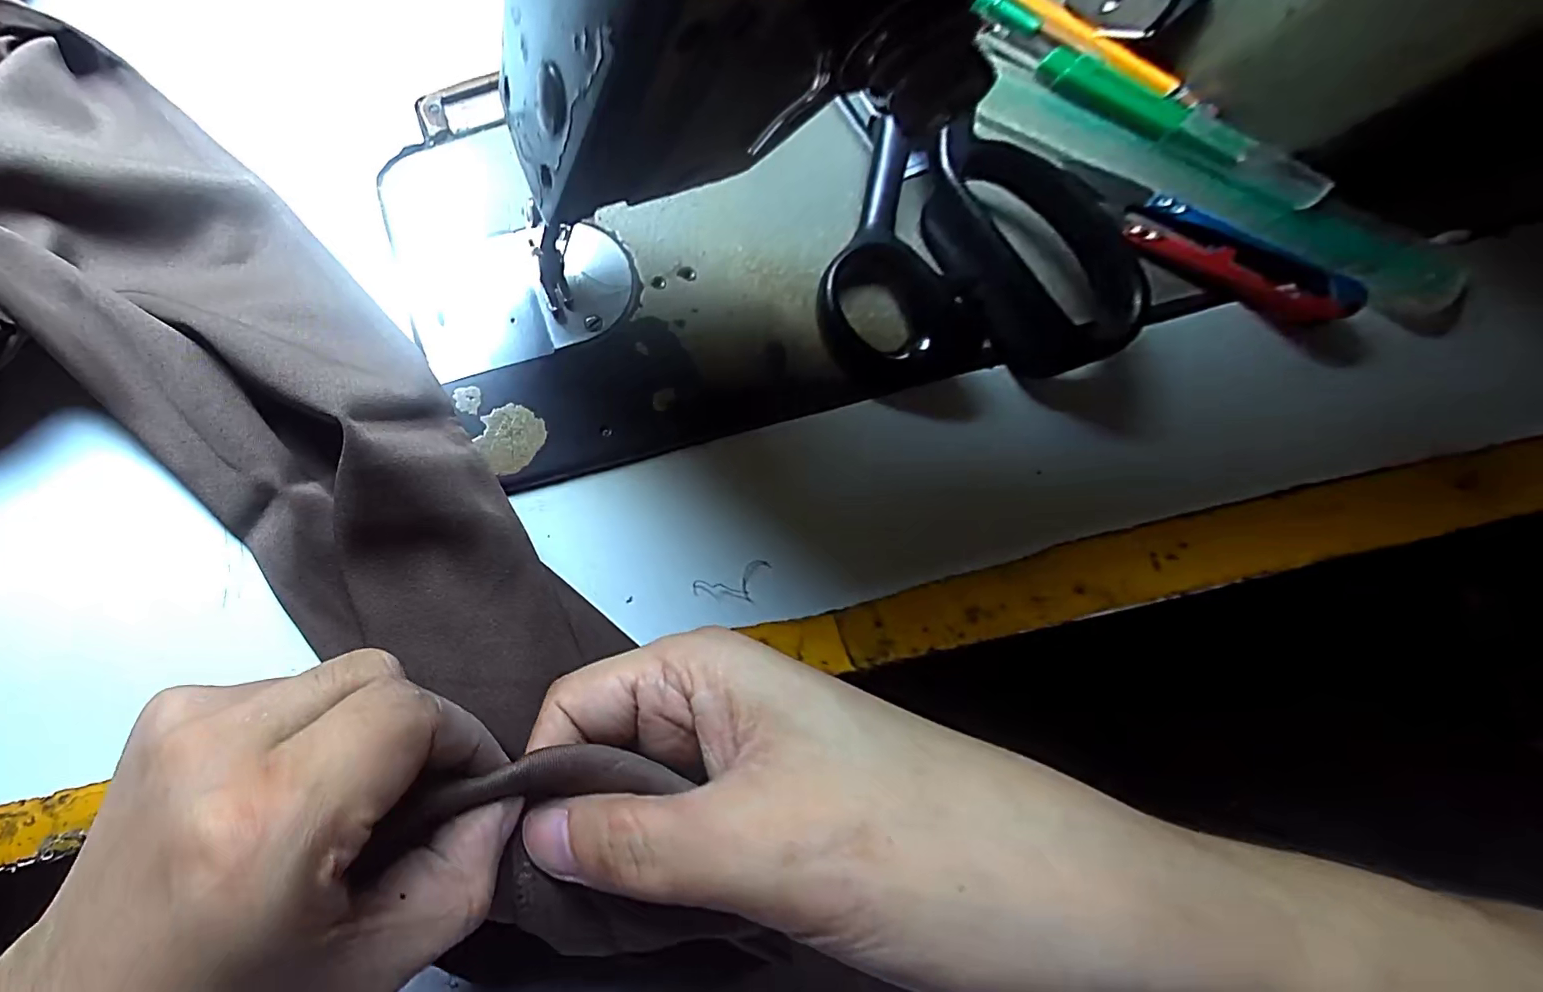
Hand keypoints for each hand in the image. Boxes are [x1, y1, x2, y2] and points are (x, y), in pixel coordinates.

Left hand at [0, 650, 521, 991]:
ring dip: (361, 722)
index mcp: (267, 816)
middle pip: (376, 672)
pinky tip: (284, 782)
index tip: (473, 780)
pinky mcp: (166, 705)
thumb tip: (500, 792)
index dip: (459, 737)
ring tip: (341, 792)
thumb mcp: (374, 964)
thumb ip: (465, 871)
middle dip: (414, 725)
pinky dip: (310, 723)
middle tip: (412, 791)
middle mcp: (216, 742)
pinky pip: (286, 684)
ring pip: (335, 673)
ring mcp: (183, 713)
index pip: (407, 711)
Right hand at [517, 628, 1542, 990]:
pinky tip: (648, 916)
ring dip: (615, 855)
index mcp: (699, 669)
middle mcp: (709, 702)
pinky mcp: (761, 813)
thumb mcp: (759, 845)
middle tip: (554, 909)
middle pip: (601, 748)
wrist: (1069, 910)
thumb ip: (633, 841)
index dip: (543, 772)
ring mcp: (736, 759)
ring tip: (598, 921)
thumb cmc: (912, 846)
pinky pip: (677, 832)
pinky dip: (654, 872)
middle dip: (575, 820)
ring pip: (636, 797)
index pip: (577, 702)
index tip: (521, 859)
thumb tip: (525, 838)